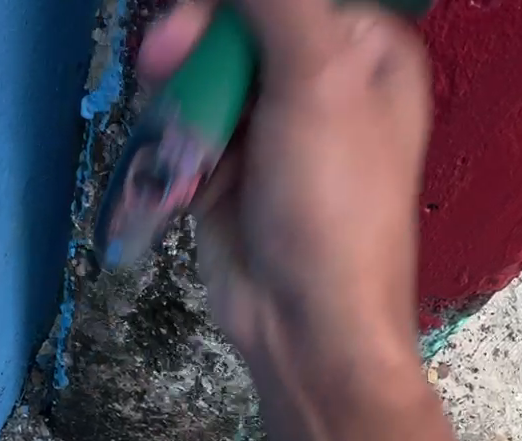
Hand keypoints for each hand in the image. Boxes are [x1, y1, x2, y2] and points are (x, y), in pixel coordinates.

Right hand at [139, 0, 431, 367]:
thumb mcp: (317, 80)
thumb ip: (273, 3)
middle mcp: (317, 86)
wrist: (306, 326)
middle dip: (196, 54)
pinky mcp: (229, 180)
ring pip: (202, 87)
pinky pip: (187, 140)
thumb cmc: (331, 207)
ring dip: (183, 110)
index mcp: (361, 51)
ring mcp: (269, 137)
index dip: (224, 6)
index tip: (185, 30)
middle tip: (160, 67)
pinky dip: (177, 154)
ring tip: (184, 149)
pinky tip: (183, 180)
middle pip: (234, 34)